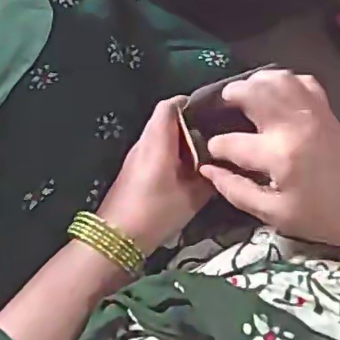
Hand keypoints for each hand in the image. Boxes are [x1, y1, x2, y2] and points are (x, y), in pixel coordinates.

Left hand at [97, 98, 213, 253]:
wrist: (116, 237)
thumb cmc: (155, 212)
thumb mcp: (192, 197)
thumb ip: (209, 177)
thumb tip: (223, 164)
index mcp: (157, 142)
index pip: (169, 106)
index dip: (189, 102)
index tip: (209, 109)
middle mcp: (143, 143)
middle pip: (164, 119)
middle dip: (189, 123)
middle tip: (213, 133)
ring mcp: (135, 157)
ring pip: (159, 136)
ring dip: (180, 141)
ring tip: (204, 152)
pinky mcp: (132, 170)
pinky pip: (154, 151)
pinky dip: (170, 154)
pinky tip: (186, 170)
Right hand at [199, 70, 339, 247]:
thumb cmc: (324, 216)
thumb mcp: (275, 215)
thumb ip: (236, 191)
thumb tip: (208, 170)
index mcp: (278, 155)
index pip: (229, 141)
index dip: (215, 148)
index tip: (212, 155)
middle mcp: (292, 124)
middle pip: (249, 92)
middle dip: (227, 100)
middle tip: (220, 113)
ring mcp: (311, 111)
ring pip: (273, 79)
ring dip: (252, 84)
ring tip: (242, 99)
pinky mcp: (325, 108)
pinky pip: (299, 80)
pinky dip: (282, 82)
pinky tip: (274, 96)